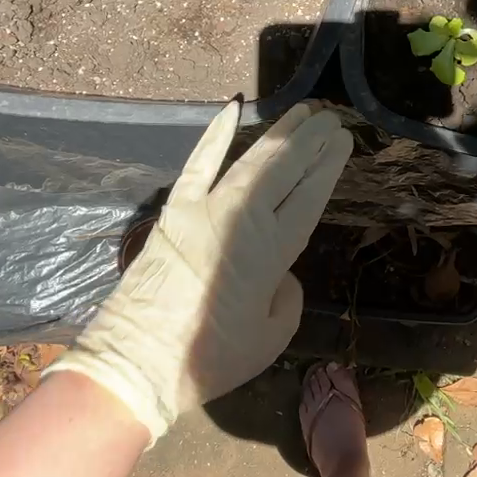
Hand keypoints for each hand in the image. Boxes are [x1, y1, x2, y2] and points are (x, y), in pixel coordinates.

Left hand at [49, 100, 351, 441]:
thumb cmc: (210, 358)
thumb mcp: (271, 336)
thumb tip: (279, 274)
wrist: (133, 366)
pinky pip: (199, 163)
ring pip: (252, 159)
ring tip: (302, 111)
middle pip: (286, 168)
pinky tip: (232, 109)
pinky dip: (215, 134)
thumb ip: (288, 295)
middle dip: (312, 139)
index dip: (329, 165)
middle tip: (331, 118)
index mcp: (274, 251)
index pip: (311, 195)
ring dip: (279, 132)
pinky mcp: (175, 210)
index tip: (343, 141)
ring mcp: (206, 209)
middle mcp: (245, 219)